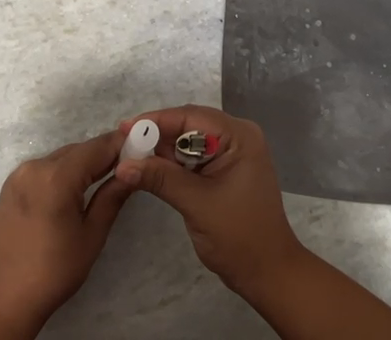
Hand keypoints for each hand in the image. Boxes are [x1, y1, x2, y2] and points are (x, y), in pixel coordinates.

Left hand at [0, 128, 134, 335]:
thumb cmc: (51, 272)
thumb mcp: (91, 236)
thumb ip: (112, 197)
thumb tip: (133, 171)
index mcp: (56, 176)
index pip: (98, 146)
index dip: (123, 143)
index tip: (144, 146)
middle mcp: (35, 166)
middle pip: (79, 150)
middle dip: (103, 156)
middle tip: (127, 169)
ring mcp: (19, 175)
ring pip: (62, 158)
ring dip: (83, 164)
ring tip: (103, 182)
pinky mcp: (10, 187)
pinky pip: (45, 169)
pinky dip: (63, 173)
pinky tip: (74, 192)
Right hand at [113, 105, 307, 296]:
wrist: (267, 272)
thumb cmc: (238, 236)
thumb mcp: (196, 204)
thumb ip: (161, 179)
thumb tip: (123, 165)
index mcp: (239, 136)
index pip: (191, 117)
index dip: (156, 120)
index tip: (124, 128)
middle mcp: (237, 137)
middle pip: (189, 126)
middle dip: (156, 134)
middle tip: (123, 143)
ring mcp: (232, 154)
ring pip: (189, 142)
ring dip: (162, 150)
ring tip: (129, 155)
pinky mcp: (224, 170)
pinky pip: (194, 158)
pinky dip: (172, 164)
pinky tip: (149, 169)